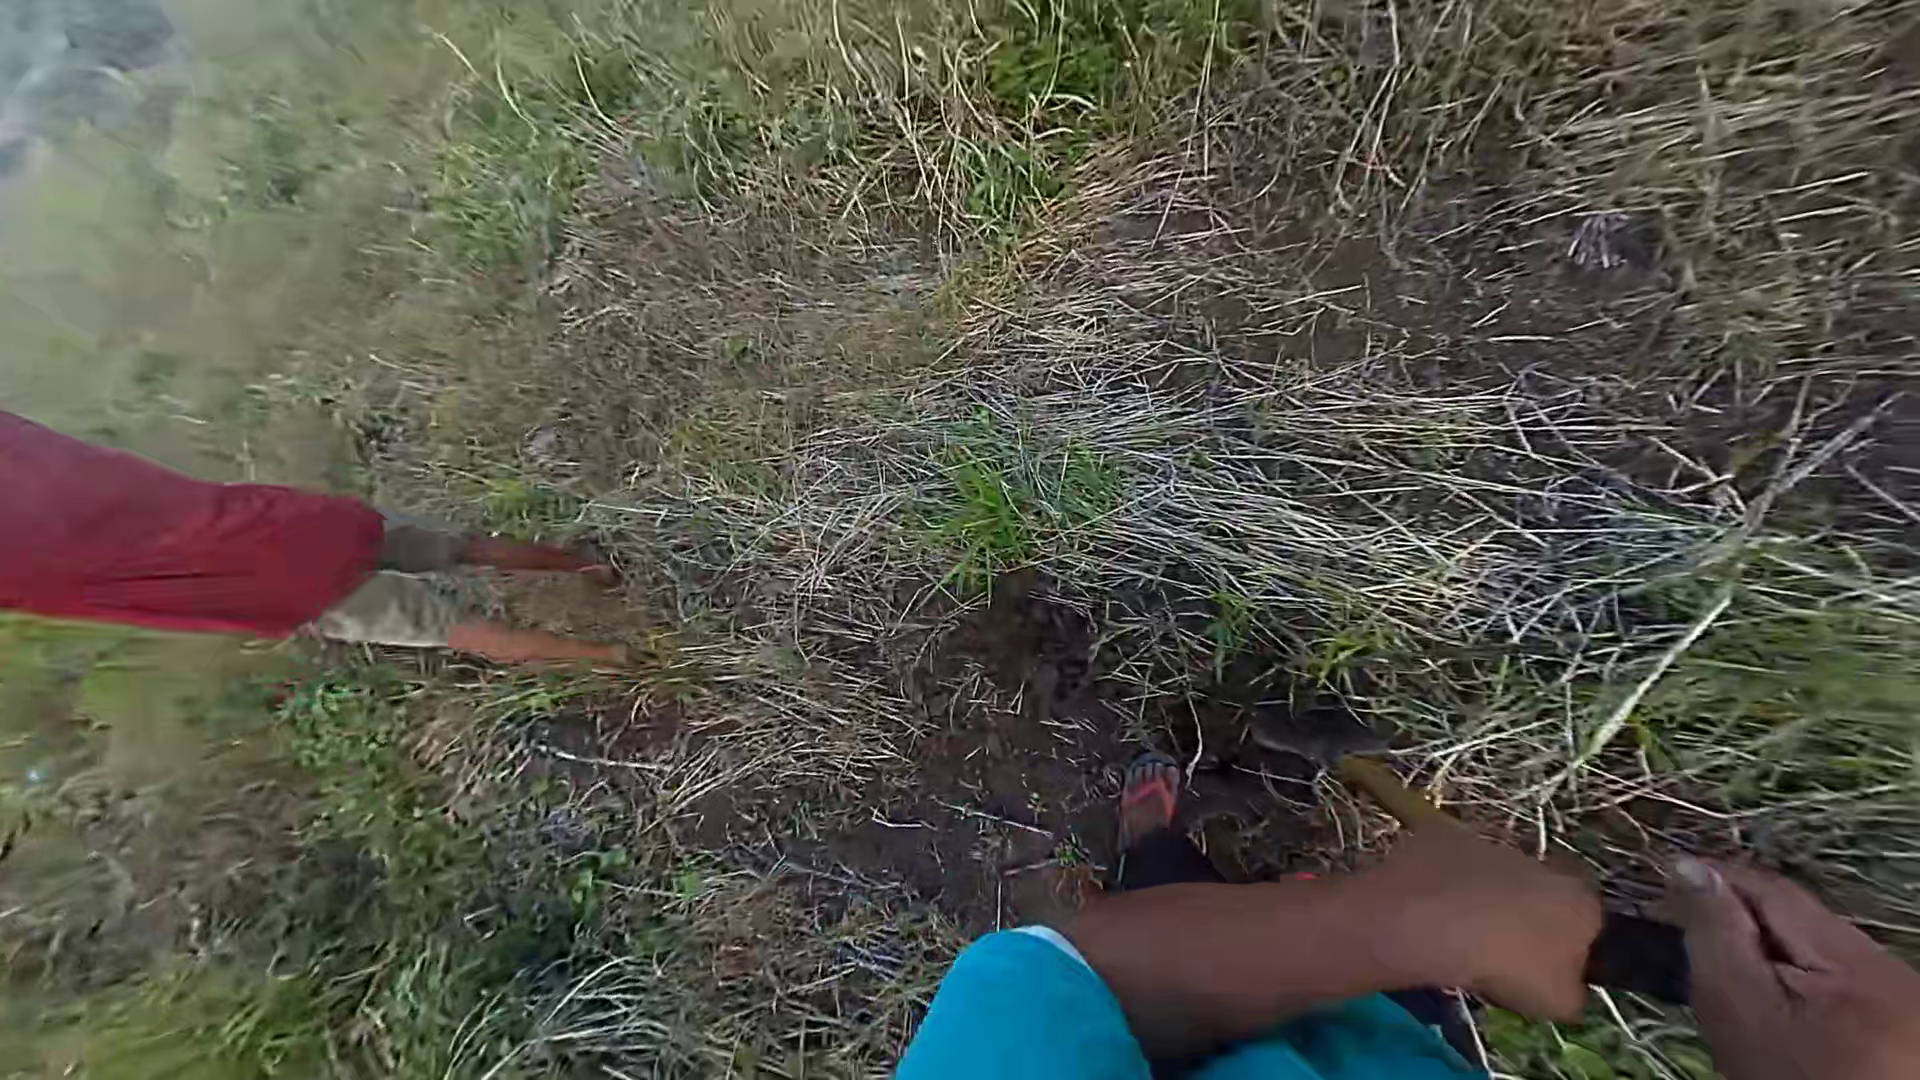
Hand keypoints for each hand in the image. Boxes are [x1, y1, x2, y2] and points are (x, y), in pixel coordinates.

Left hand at [1375, 823, 1601, 1019]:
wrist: (1428, 923)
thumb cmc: (1504, 966)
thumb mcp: (1562, 1001)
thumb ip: (1570, 980)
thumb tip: (1558, 973)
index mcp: (1576, 897)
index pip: (1584, 910)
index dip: (1568, 932)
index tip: (1548, 954)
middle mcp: (1531, 859)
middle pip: (1532, 883)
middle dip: (1518, 904)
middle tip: (1496, 938)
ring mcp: (1479, 840)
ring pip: (1484, 866)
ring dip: (1475, 884)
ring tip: (1452, 917)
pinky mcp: (1434, 832)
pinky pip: (1442, 854)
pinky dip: (1436, 870)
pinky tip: (1423, 895)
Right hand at [1668, 857, 1919, 1079]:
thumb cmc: (1783, 1070)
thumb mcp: (1733, 996)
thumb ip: (1713, 925)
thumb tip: (1688, 865)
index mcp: (1863, 967)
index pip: (1772, 889)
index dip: (1713, 877)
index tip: (1663, 885)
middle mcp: (1902, 973)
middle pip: (1799, 914)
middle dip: (1737, 912)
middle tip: (1682, 924)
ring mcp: (1913, 998)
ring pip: (1816, 939)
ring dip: (1762, 937)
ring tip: (1722, 957)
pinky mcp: (1908, 1016)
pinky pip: (1838, 967)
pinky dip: (1793, 965)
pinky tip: (1768, 984)